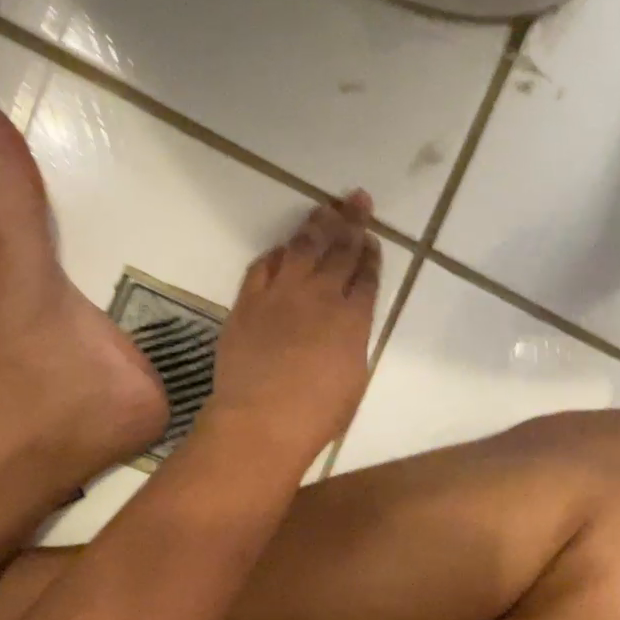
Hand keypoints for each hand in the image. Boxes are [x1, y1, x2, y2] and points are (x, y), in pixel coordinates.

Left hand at [202, 192, 380, 456]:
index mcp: (352, 319)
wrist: (261, 420)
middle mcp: (320, 297)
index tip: (372, 238)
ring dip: (316, 225)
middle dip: (352, 222)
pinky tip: (282, 247)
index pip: (366, 276)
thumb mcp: (353, 380)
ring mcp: (281, 295)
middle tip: (358, 199)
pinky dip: (276, 253)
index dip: (370, 254)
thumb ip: (352, 343)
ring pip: (302, 248)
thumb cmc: (316, 414)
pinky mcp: (248, 302)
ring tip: (325, 208)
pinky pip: (263, 266)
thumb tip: (347, 326)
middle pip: (339, 250)